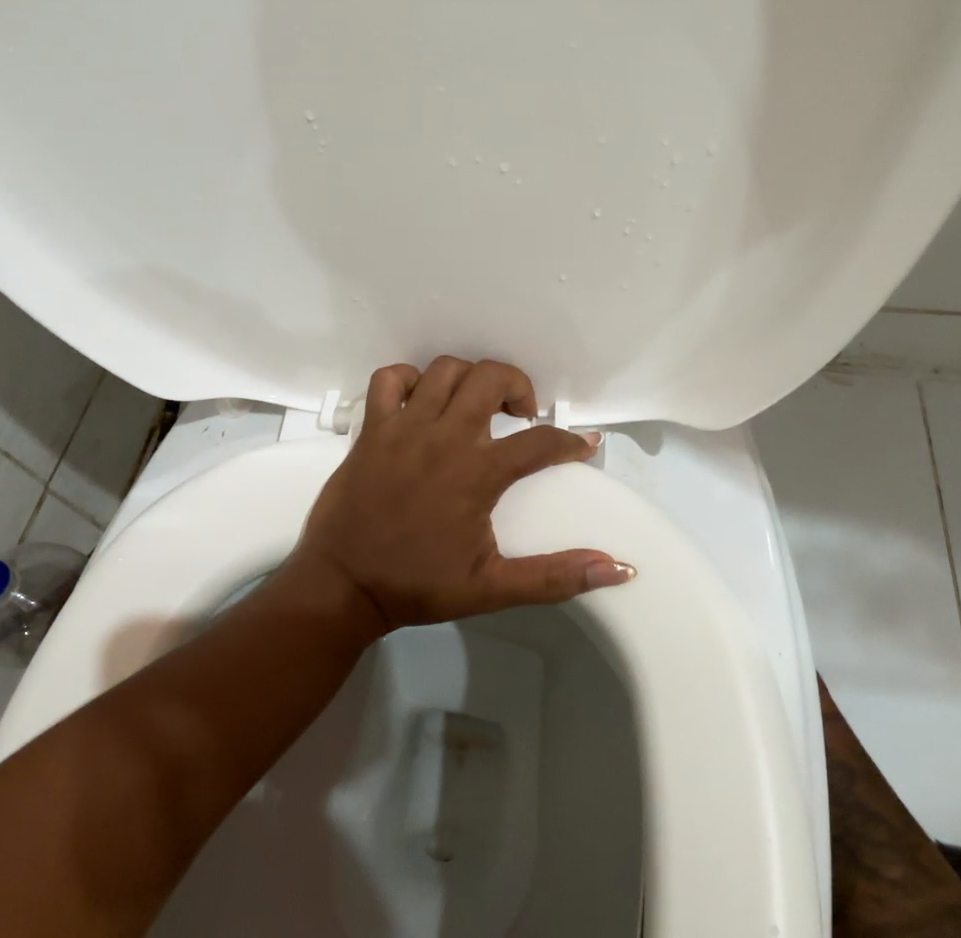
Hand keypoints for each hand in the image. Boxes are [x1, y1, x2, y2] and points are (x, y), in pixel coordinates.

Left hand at [290, 357, 634, 631]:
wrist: (343, 586)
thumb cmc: (418, 586)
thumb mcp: (493, 588)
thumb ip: (556, 577)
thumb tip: (618, 568)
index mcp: (476, 473)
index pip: (540, 442)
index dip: (570, 442)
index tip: (583, 447)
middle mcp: (442, 438)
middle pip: (491, 378)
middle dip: (517, 386)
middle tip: (522, 416)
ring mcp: (402, 428)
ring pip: (445, 370)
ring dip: (470, 379)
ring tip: (478, 405)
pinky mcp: (371, 430)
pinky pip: (389, 379)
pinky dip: (409, 379)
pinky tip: (421, 401)